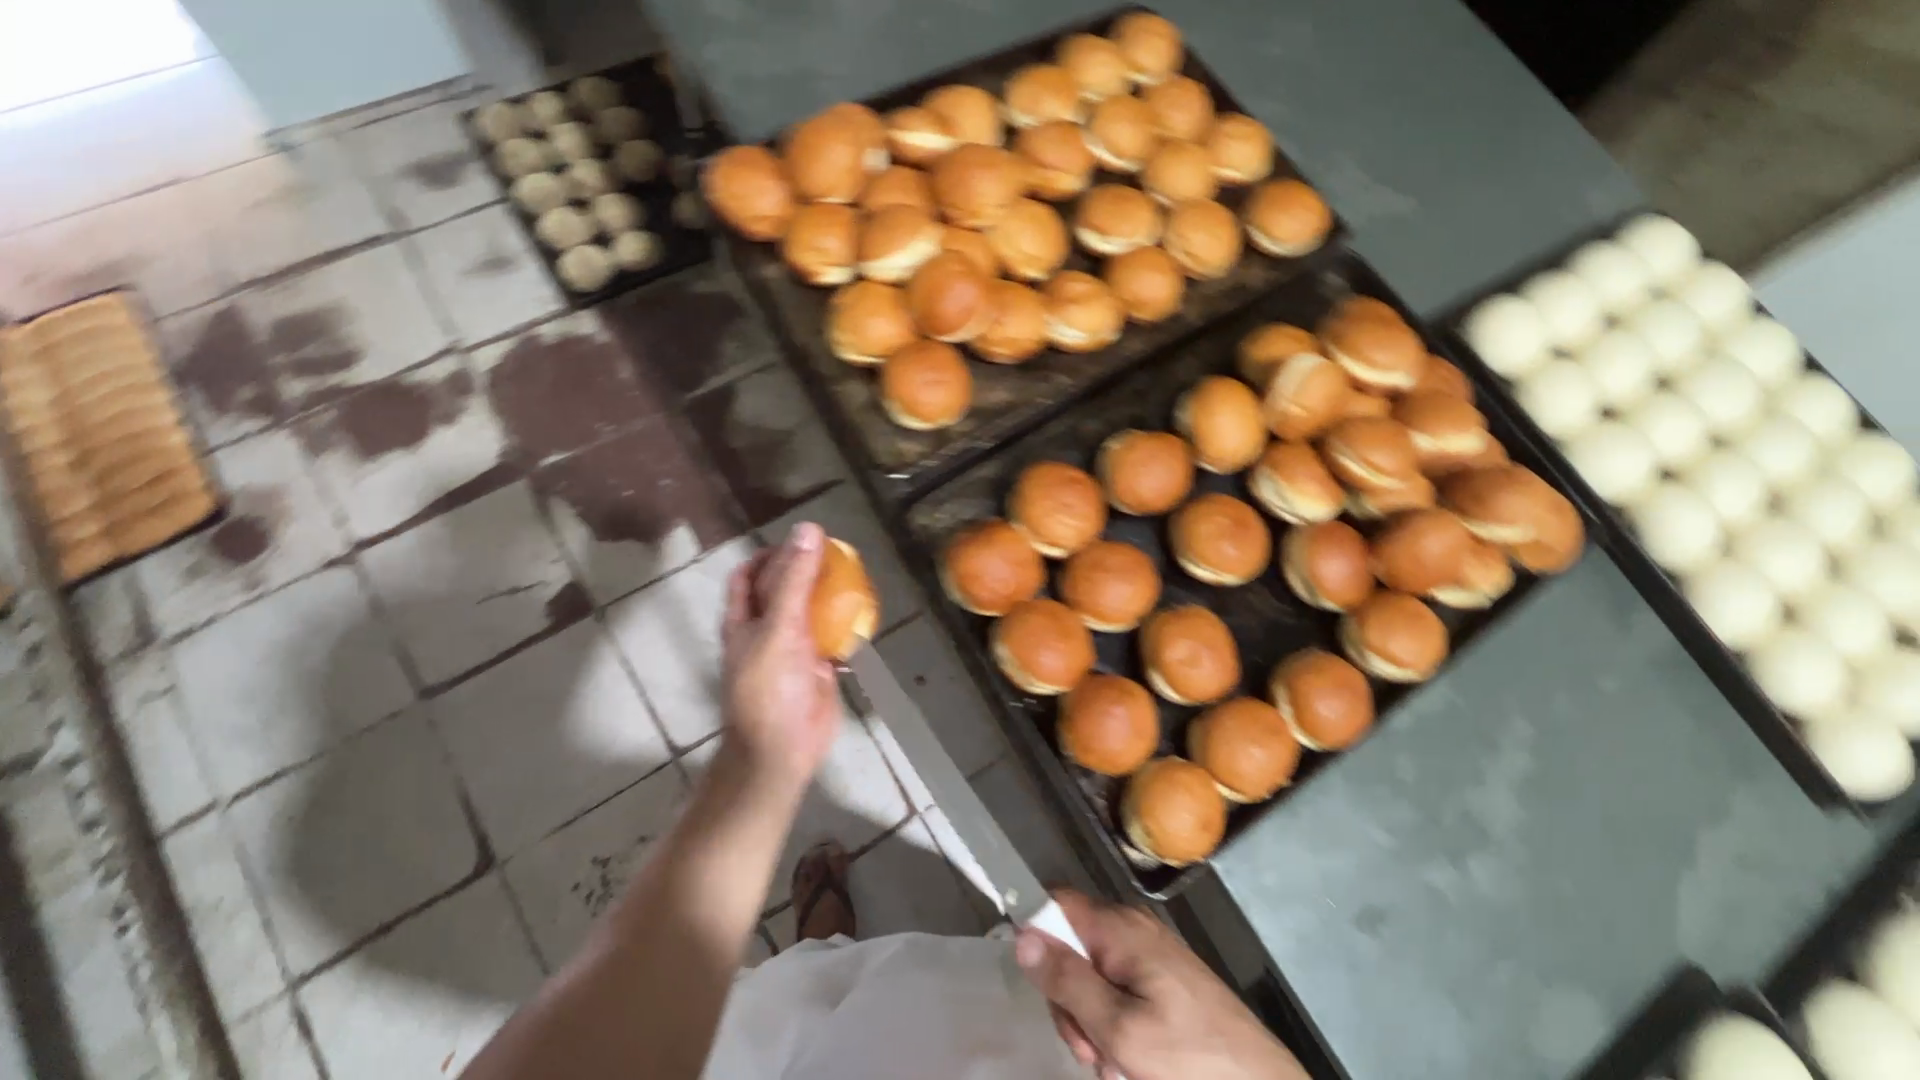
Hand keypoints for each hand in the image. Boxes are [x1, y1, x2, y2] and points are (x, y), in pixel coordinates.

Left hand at [720, 522, 843, 794]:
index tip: (800, 541)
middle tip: (837, 554)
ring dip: (829, 595)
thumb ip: (794, 580)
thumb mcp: (779, 628)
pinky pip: (832, 637)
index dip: (770, 554)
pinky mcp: (818, 667)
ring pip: (810, 611)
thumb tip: (809, 529)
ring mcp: (793, 649)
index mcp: (744, 619)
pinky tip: (864, 611)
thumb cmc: (769, 689)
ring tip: (854, 575)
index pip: (750, 574)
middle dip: (806, 570)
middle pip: (784, 588)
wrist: (783, 749)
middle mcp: (766, 630)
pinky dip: (846, 624)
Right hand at [1016, 891, 1307, 1079]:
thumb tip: (1022, 936)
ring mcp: (1150, 953)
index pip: (1055, 900)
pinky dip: (1112, 1023)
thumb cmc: (1190, 1056)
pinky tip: (1128, 1058)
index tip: (1038, 983)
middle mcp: (1133, 929)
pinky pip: (1116, 989)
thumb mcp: (1119, 1028)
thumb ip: (1068, 982)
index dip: (1035, 933)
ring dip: (1089, 1021)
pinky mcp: (1163, 978)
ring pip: (1090, 974)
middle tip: (1087, 1046)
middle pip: (1069, 945)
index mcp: (1120, 928)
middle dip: (1067, 999)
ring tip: (1112, 1062)